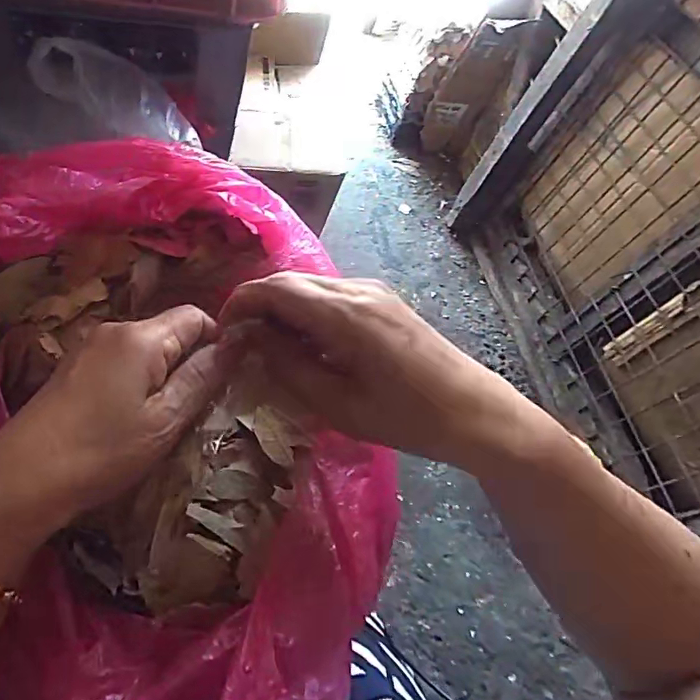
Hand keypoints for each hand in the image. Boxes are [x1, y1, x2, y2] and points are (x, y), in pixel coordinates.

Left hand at [0, 306, 237, 563]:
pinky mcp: (74, 366)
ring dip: (162, 374)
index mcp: (140, 336)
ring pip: (145, 347)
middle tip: (197, 407)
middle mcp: (114, 328)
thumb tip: (236, 341)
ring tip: (164, 418)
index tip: (224, 380)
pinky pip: (120, 360)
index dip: (218, 340)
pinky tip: (129, 417)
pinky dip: (136, 380)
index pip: (196, 315)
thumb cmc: (102, 451)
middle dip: (189, 360)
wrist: (23, 477)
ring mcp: (90, 345)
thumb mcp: (164, 420)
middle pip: (169, 329)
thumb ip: (202, 377)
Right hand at [220, 273, 558, 470]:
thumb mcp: (338, 404)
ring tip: (270, 346)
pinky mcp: (381, 299)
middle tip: (241, 340)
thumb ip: (289, 366)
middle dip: (257, 304)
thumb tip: (251, 340)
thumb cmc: (408, 418)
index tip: (223, 330)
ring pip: (308, 285)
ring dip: (281, 307)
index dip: (240, 302)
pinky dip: (305, 310)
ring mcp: (372, 290)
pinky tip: (306, 343)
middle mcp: (356, 289)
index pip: (275, 288)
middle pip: (289, 281)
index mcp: (344, 313)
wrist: (476, 413)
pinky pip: (329, 294)